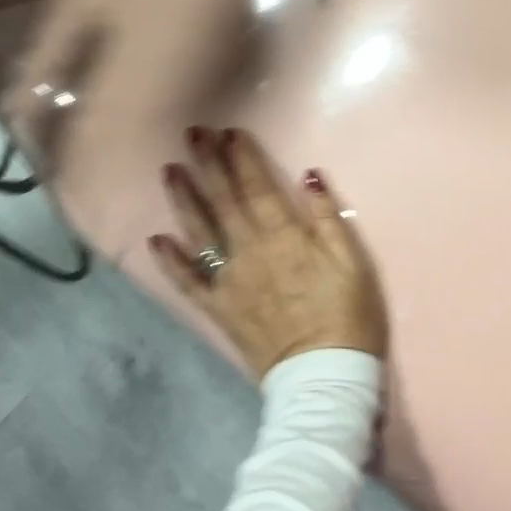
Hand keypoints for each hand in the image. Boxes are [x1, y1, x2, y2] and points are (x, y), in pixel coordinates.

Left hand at [150, 127, 387, 377]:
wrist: (325, 377)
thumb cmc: (349, 315)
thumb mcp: (354, 261)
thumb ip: (328, 217)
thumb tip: (308, 176)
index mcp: (285, 237)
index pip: (258, 187)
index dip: (241, 157)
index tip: (228, 132)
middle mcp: (250, 252)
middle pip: (225, 200)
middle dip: (208, 164)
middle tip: (192, 134)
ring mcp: (230, 281)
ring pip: (200, 232)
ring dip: (184, 199)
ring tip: (169, 170)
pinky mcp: (219, 310)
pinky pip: (189, 283)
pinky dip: (171, 262)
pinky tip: (156, 240)